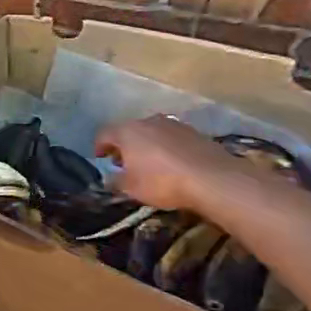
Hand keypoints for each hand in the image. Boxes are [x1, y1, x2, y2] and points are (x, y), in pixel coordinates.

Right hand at [94, 116, 247, 211]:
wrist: (211, 178)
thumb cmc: (162, 181)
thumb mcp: (132, 188)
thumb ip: (116, 182)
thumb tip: (108, 179)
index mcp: (127, 132)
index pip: (104, 133)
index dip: (99, 146)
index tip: (100, 159)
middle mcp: (148, 121)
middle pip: (129, 130)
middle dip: (124, 146)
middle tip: (124, 163)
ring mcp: (172, 123)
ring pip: (151, 132)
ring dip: (146, 145)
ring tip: (149, 164)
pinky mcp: (193, 131)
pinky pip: (171, 137)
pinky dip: (166, 147)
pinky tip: (172, 164)